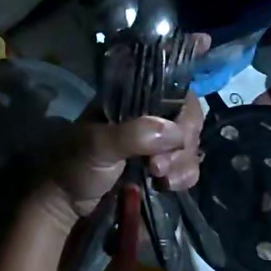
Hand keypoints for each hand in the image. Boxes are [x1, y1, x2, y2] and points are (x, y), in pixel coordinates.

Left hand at [36, 86, 206, 229]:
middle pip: (188, 113)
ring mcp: (158, 142)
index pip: (167, 80)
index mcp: (131, 98)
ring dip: (183, 161)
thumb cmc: (76, 165)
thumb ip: (133, 134)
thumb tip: (175, 132)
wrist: (68, 206)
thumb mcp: (97, 145)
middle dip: (183, 139)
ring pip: (191, 141)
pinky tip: (169, 186)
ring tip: (160, 177)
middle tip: (158, 164)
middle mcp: (149, 115)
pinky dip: (185, 175)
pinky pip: (189, 165)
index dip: (185, 80)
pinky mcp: (165, 168)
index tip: (201, 64)